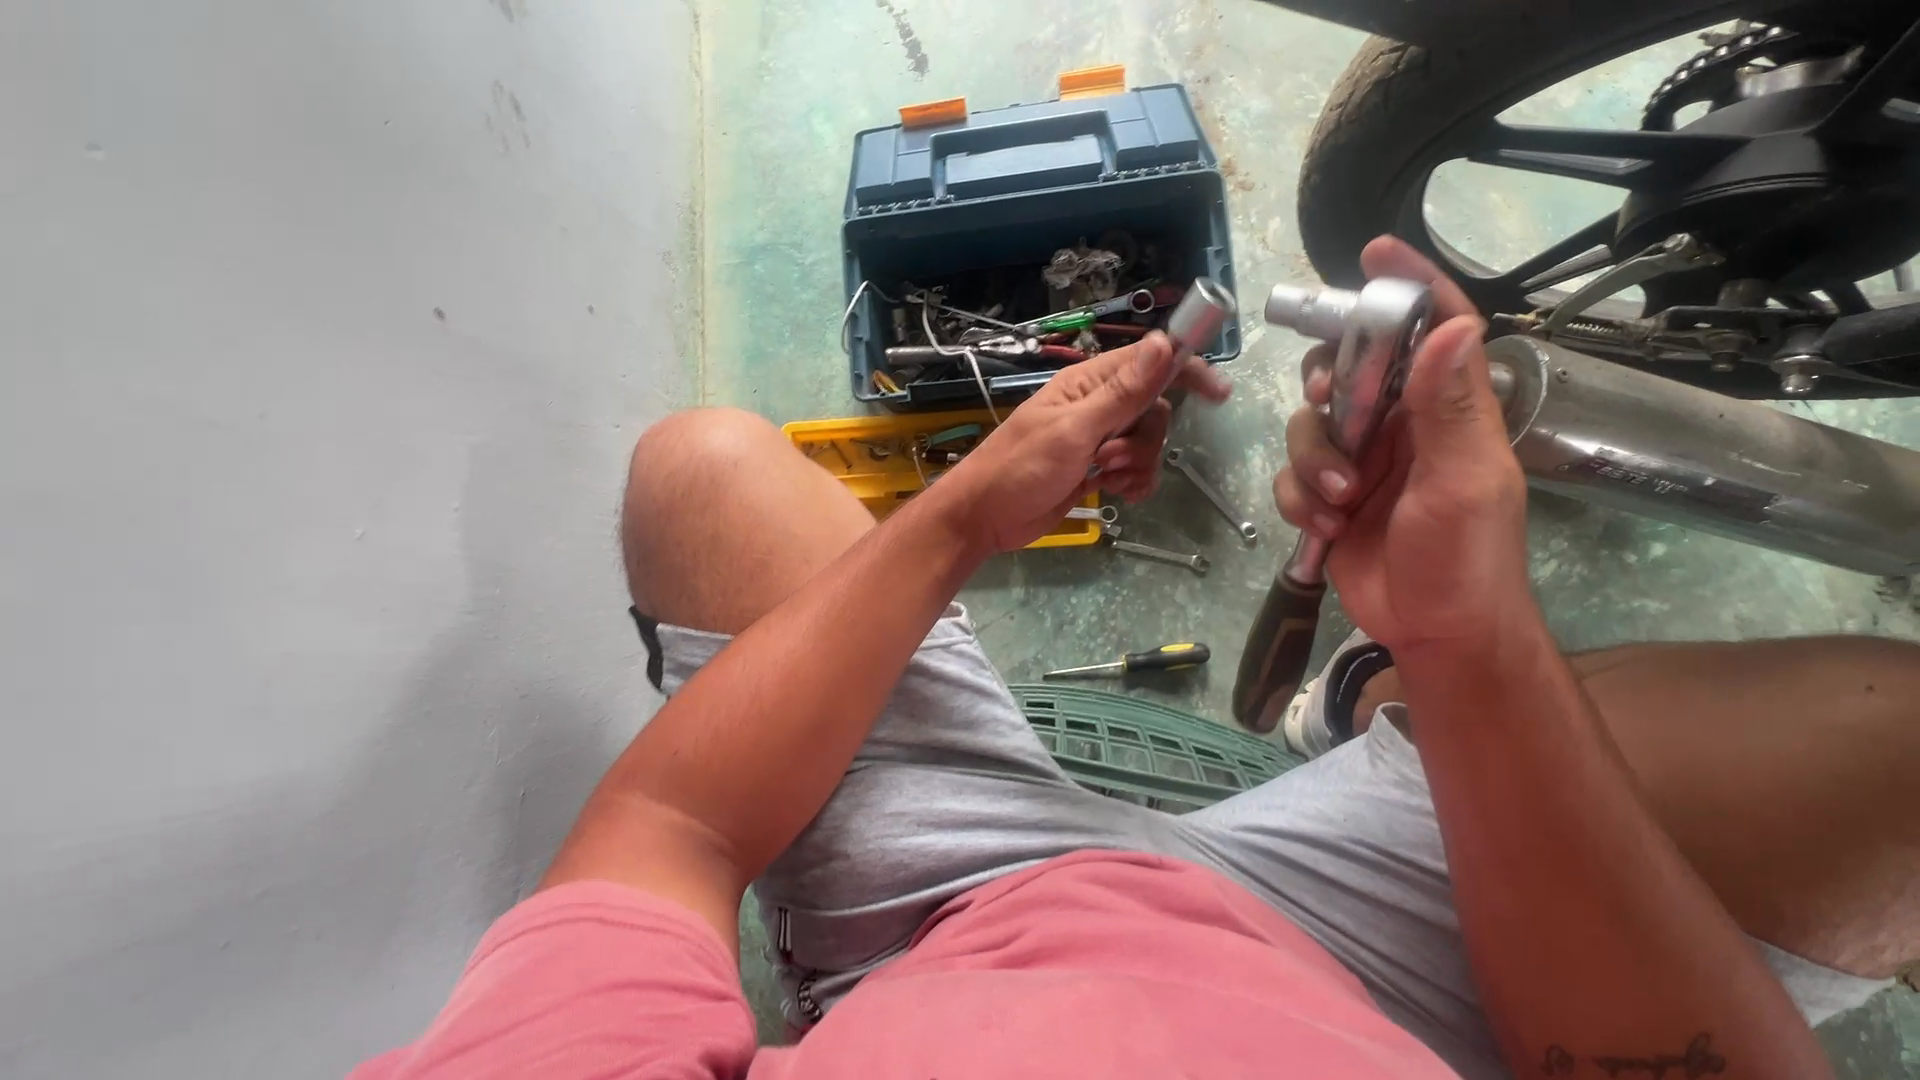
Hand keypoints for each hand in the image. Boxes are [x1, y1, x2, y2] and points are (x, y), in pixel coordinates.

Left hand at [935, 332, 1231, 553]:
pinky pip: (1134, 471)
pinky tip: (1115, 495)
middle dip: (1145, 440)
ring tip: (1106, 480)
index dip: (1185, 371)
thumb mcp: (1074, 430)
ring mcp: (1096, 440)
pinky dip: (1133, 484)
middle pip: (1153, 412)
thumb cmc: (1020, 468)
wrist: (986, 517)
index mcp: (1087, 384)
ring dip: (1137, 466)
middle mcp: (1095, 407)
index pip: (1148, 363)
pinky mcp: (1095, 470)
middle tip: (1111, 459)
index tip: (1219, 393)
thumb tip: (1163, 343)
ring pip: (1147, 444)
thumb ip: (1122, 392)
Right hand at [1272, 237, 1531, 655]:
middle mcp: (1399, 427)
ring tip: (1337, 504)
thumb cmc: (1465, 558)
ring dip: (1313, 466)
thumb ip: (1448, 407)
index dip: (1409, 287)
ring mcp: (1360, 464)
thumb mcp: (1463, 481)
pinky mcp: (1327, 499)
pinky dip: (1298, 499)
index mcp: (1445, 411)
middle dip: (1327, 390)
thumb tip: (1451, 325)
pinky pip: (1291, 477)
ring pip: (1307, 429)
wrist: (1434, 630)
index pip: (1432, 330)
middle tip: (1326, 406)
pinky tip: (1322, 528)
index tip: (1375, 251)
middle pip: (1346, 373)